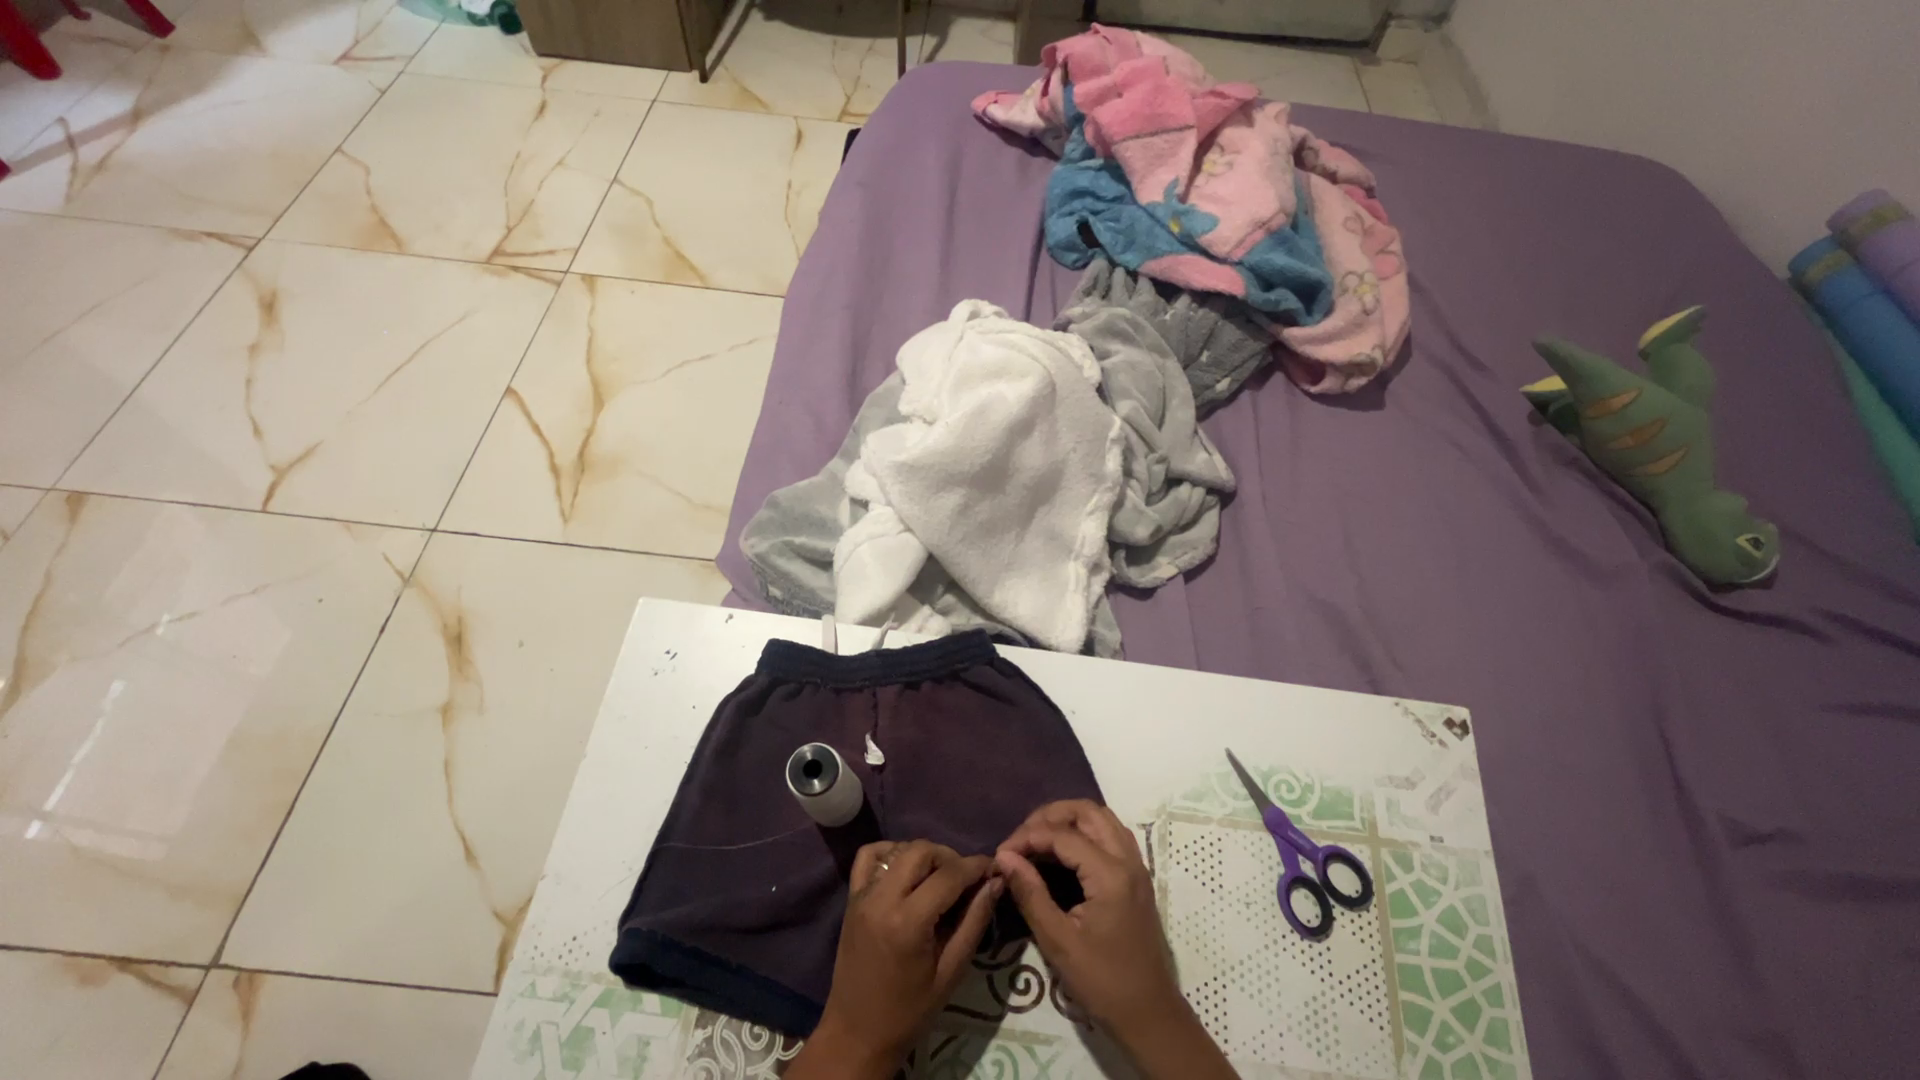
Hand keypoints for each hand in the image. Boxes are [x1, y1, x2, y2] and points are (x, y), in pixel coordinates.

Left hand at [788, 840, 1001, 1079]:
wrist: (857, 1032)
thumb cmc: (909, 1010)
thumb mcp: (951, 971)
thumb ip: (974, 921)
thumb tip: (995, 882)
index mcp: (908, 922)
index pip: (949, 874)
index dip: (977, 866)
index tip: (994, 868)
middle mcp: (881, 898)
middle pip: (921, 851)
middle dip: (950, 857)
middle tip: (967, 880)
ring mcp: (862, 895)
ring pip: (897, 848)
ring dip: (924, 855)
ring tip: (940, 878)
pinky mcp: (851, 897)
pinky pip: (868, 856)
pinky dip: (890, 853)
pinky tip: (906, 871)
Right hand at [994, 801, 1179, 1028]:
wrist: (1148, 1012)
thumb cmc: (1101, 981)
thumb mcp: (1057, 940)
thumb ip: (1030, 893)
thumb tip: (1004, 857)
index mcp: (1110, 874)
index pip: (1063, 835)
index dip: (1027, 838)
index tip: (1001, 854)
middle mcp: (1128, 860)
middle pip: (1087, 812)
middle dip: (1050, 816)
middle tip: (1021, 838)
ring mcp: (1136, 866)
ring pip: (1102, 818)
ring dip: (1069, 819)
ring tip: (1037, 839)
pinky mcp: (1136, 876)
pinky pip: (1111, 835)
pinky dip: (1085, 831)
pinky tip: (1062, 851)